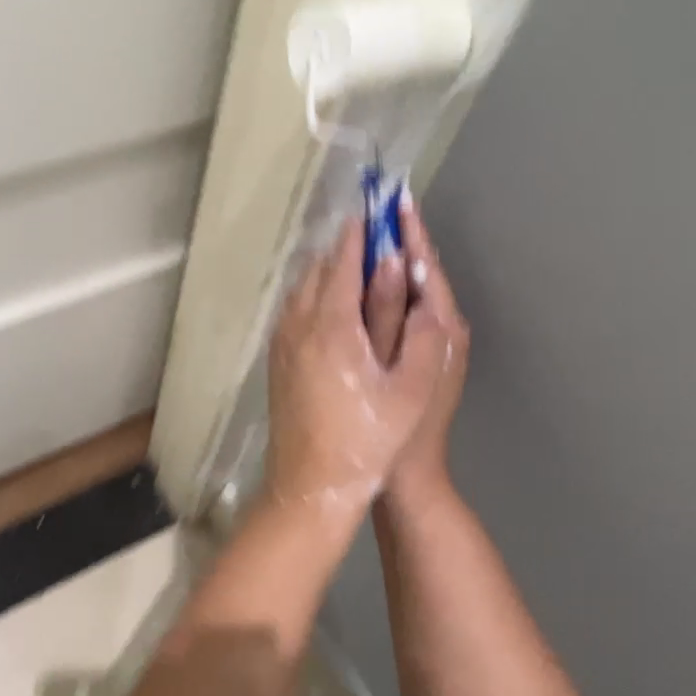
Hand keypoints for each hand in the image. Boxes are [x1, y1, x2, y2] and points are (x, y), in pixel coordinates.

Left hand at [267, 215, 458, 508]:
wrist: (311, 485)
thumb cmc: (368, 440)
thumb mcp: (412, 391)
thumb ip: (419, 330)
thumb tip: (410, 276)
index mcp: (331, 325)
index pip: (344, 261)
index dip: (362, 232)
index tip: (377, 209)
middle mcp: (298, 324)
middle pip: (318, 269)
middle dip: (346, 248)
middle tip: (375, 239)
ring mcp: (281, 343)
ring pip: (301, 289)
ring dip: (327, 271)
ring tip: (359, 269)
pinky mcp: (276, 361)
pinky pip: (293, 310)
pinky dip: (313, 295)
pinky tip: (333, 309)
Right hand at [362, 196, 470, 492]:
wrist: (410, 484)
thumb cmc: (396, 428)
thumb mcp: (389, 365)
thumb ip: (389, 311)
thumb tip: (388, 258)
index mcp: (443, 329)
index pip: (426, 267)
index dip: (409, 231)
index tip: (393, 197)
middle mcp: (446, 332)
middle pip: (420, 277)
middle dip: (397, 244)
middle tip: (370, 212)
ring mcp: (435, 348)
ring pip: (410, 296)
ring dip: (388, 269)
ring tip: (359, 240)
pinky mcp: (419, 361)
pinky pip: (401, 315)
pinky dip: (382, 297)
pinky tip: (355, 291)